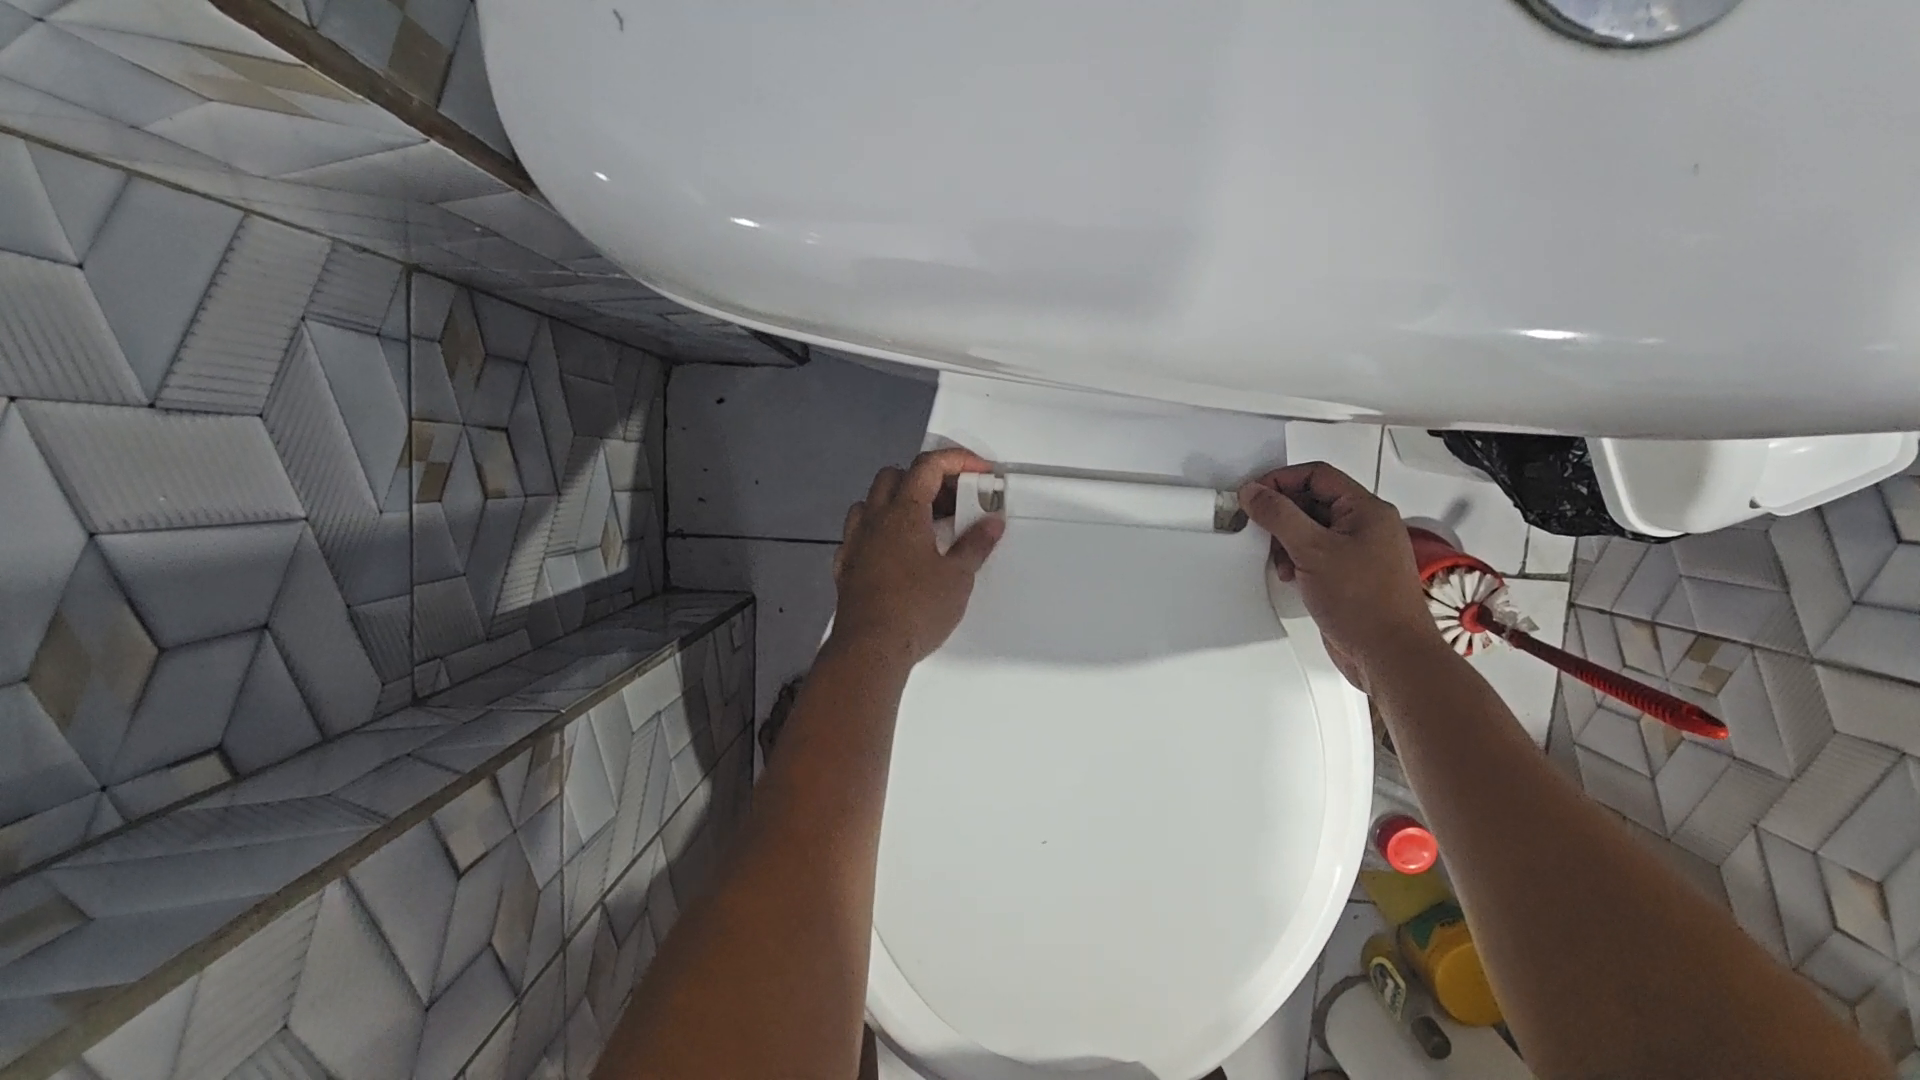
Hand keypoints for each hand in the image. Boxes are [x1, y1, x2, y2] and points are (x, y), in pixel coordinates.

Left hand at [830, 448, 1004, 666]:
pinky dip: (878, 531)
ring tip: (923, 524)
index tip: (981, 472)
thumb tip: (992, 521)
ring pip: (870, 502)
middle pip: (894, 476)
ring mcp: (854, 542)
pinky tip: (893, 551)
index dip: (957, 460)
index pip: (928, 466)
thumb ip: (976, 544)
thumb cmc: (917, 609)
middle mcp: (874, 519)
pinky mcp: (845, 567)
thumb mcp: (958, 577)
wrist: (869, 649)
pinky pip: (858, 533)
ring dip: (896, 501)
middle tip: (953, 502)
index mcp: (903, 512)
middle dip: (925, 479)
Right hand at [1239, 462, 1438, 690]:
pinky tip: (1290, 577)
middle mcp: (1365, 527)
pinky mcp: (1349, 577)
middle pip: (1312, 501)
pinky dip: (1296, 560)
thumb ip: (1279, 515)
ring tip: (1280, 562)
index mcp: (1366, 510)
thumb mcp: (1312, 550)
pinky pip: (1315, 555)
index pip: (1317, 476)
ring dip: (1286, 541)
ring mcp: (1358, 552)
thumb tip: (1254, 491)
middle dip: (1282, 515)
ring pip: (1310, 530)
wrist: (1389, 655)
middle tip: (1259, 528)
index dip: (1281, 480)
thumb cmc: (1365, 603)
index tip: (1253, 496)